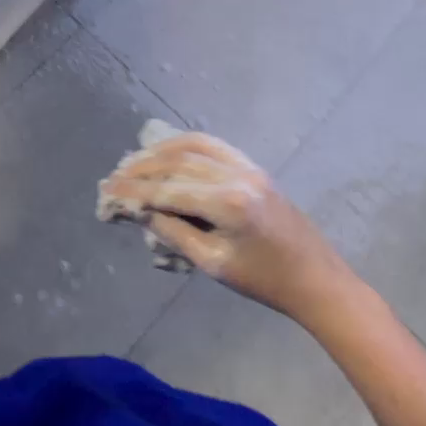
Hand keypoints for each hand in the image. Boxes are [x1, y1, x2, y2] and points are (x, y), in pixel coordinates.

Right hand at [100, 133, 360, 326]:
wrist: (318, 281)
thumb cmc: (265, 281)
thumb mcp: (213, 264)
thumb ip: (174, 232)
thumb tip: (140, 210)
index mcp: (229, 204)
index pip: (168, 190)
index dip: (133, 191)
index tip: (107, 193)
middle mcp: (237, 176)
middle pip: (177, 161)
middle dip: (140, 168)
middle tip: (114, 178)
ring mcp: (248, 167)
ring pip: (193, 145)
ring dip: (159, 151)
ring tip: (134, 162)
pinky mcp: (254, 168)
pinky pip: (213, 145)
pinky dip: (184, 144)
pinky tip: (166, 153)